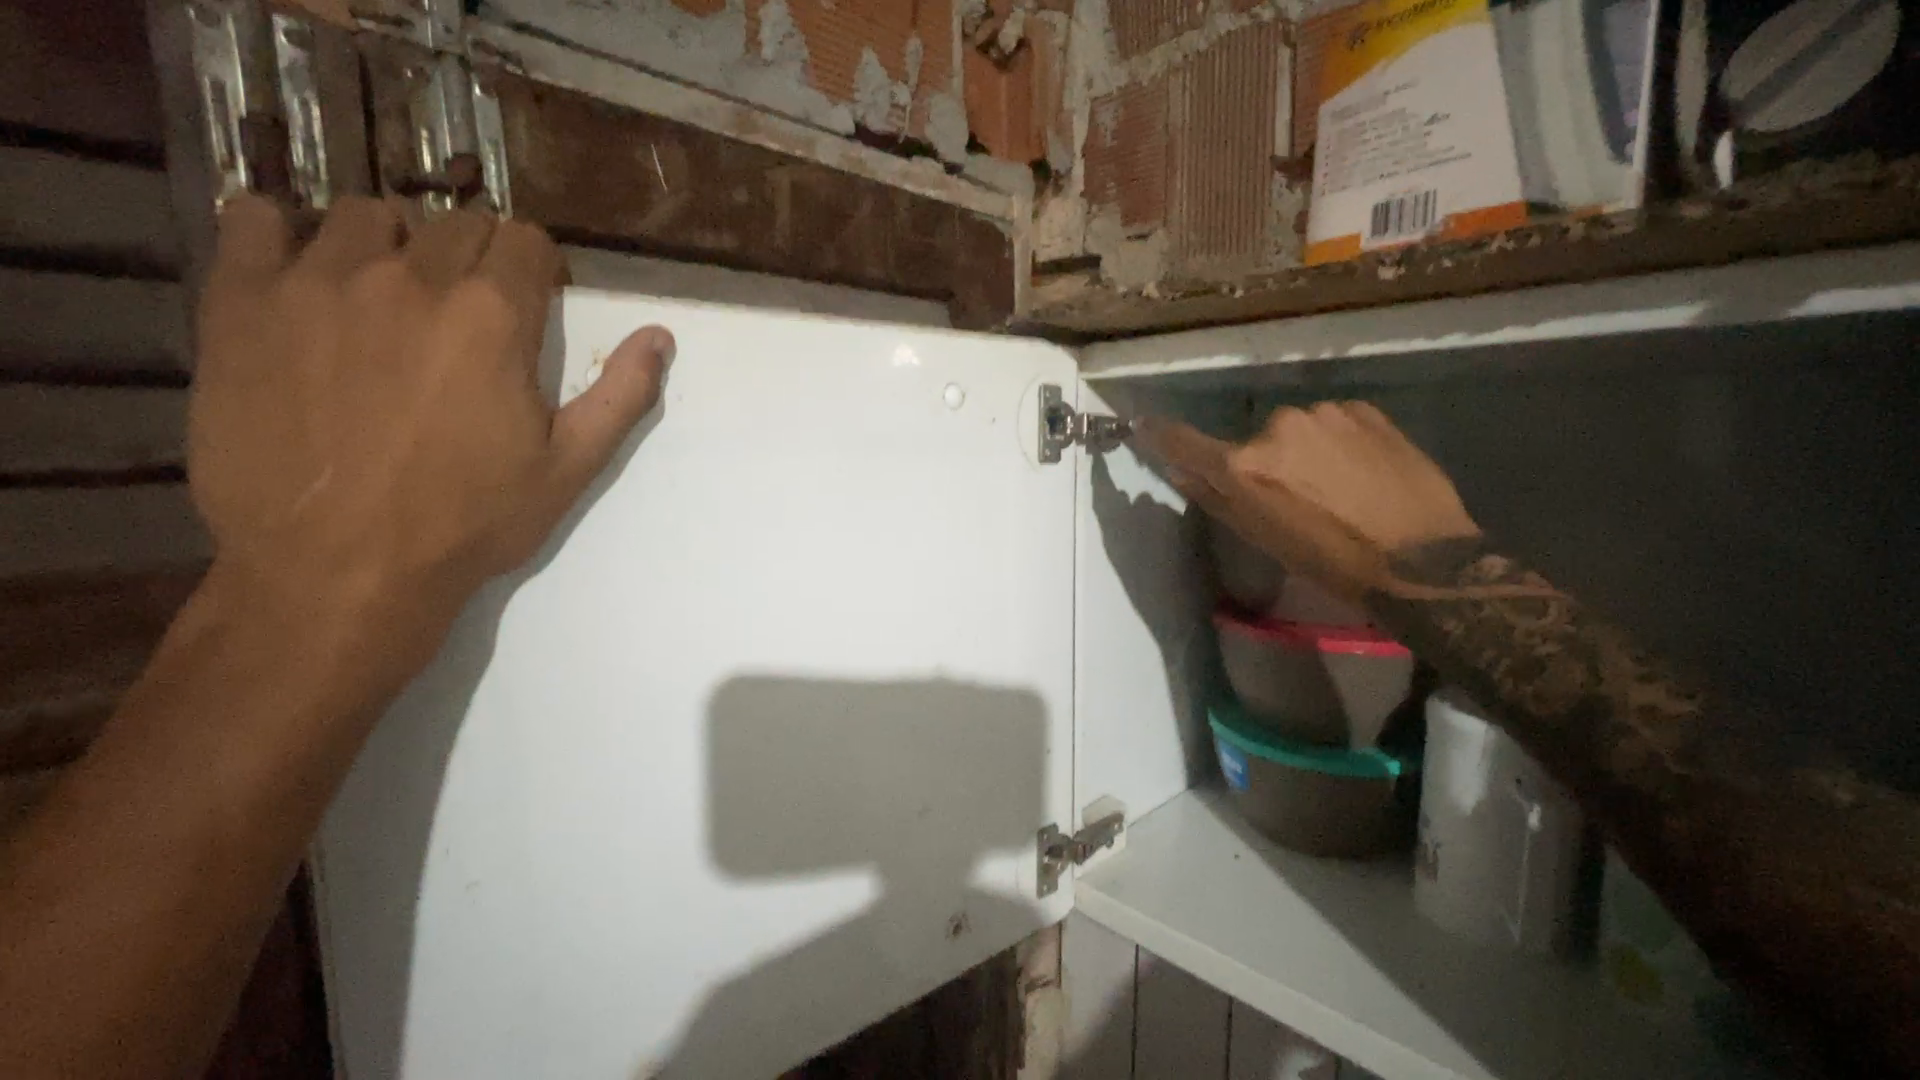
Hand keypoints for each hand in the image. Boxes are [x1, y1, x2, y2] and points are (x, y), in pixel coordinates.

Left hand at [191, 195, 670, 624]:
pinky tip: (297, 273)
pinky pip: (253, 221)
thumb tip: (661, 336)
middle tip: (464, 313)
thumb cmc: (468, 522)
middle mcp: (409, 278)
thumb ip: (620, 395)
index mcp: (492, 316)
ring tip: (385, 296)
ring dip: (389, 244)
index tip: (532, 304)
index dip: (536, 269)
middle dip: (472, 257)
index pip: (525, 240)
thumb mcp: (569, 468)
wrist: (337, 570)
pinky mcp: (242, 302)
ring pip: (364, 215)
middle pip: (452, 223)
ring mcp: (318, 283)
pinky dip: (279, 233)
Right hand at [1139, 402, 1480, 599]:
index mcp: (1245, 465)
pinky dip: (1337, 442)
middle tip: (1291, 496)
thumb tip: (1182, 471)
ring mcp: (1325, 413)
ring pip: (1297, 430)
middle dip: (1263, 462)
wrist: (1422, 558)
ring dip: (1304, 451)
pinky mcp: (1365, 410)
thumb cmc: (1332, 562)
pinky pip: (1335, 422)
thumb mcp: (1264, 539)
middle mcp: (1278, 426)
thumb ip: (1217, 499)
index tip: (1144, 424)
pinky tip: (1361, 473)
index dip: (1161, 434)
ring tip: (1335, 487)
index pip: (1185, 441)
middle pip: (1253, 441)